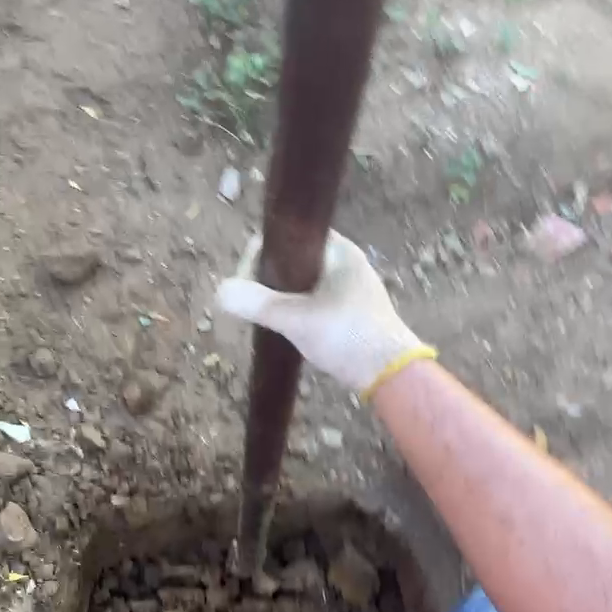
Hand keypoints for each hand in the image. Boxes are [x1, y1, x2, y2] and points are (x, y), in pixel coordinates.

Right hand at [215, 230, 432, 397]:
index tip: (248, 285)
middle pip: (290, 259)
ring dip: (280, 297)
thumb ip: (257, 304)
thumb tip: (219, 291)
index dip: (259, 256)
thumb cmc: (347, 337)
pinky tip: (288, 328)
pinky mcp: (350, 309)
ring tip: (267, 318)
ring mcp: (349, 286)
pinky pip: (311, 298)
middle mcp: (345, 261)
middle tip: (255, 306)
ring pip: (299, 281)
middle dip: (267, 280)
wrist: (391, 374)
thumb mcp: (295, 320)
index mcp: (337, 250)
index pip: (286, 236)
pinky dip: (295, 308)